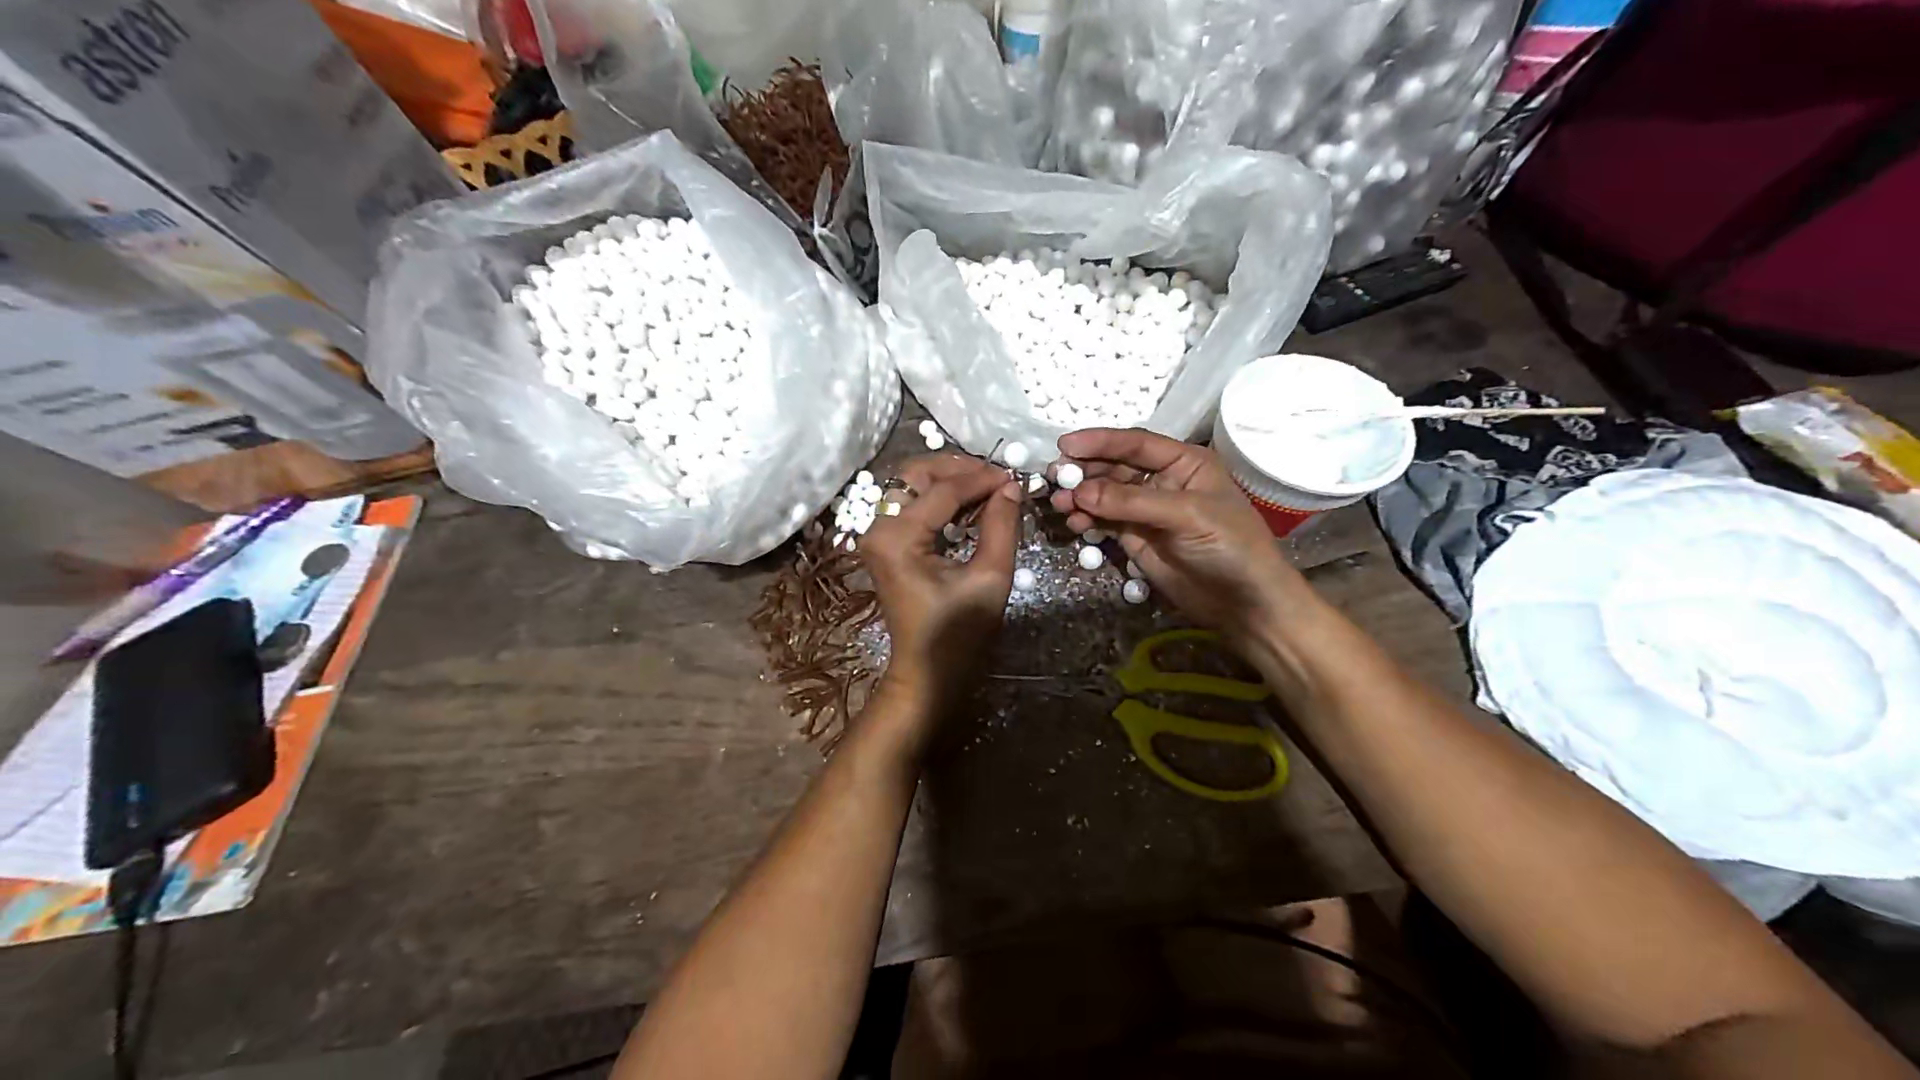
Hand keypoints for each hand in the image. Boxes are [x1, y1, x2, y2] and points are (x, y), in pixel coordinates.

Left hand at [860, 453, 1021, 720]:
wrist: (926, 671)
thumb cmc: (959, 633)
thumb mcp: (990, 578)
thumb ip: (1001, 526)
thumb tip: (1011, 486)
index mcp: (898, 538)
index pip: (944, 490)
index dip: (982, 479)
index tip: (1016, 477)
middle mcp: (877, 528)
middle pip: (915, 474)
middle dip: (958, 469)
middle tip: (996, 477)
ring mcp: (876, 535)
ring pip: (910, 485)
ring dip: (947, 480)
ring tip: (987, 487)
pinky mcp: (883, 544)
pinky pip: (909, 504)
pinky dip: (937, 498)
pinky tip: (967, 505)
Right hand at [1049, 428, 1310, 648]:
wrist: (1245, 604)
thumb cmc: (1230, 547)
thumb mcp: (1187, 515)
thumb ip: (1132, 501)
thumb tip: (1080, 491)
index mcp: (1184, 463)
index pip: (1135, 444)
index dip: (1100, 442)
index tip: (1065, 445)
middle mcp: (1162, 481)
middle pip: (1114, 467)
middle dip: (1084, 471)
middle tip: (1054, 477)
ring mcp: (1146, 511)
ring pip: (1104, 495)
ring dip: (1080, 497)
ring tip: (1059, 504)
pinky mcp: (1135, 539)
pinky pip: (1104, 522)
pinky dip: (1086, 520)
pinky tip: (1073, 524)